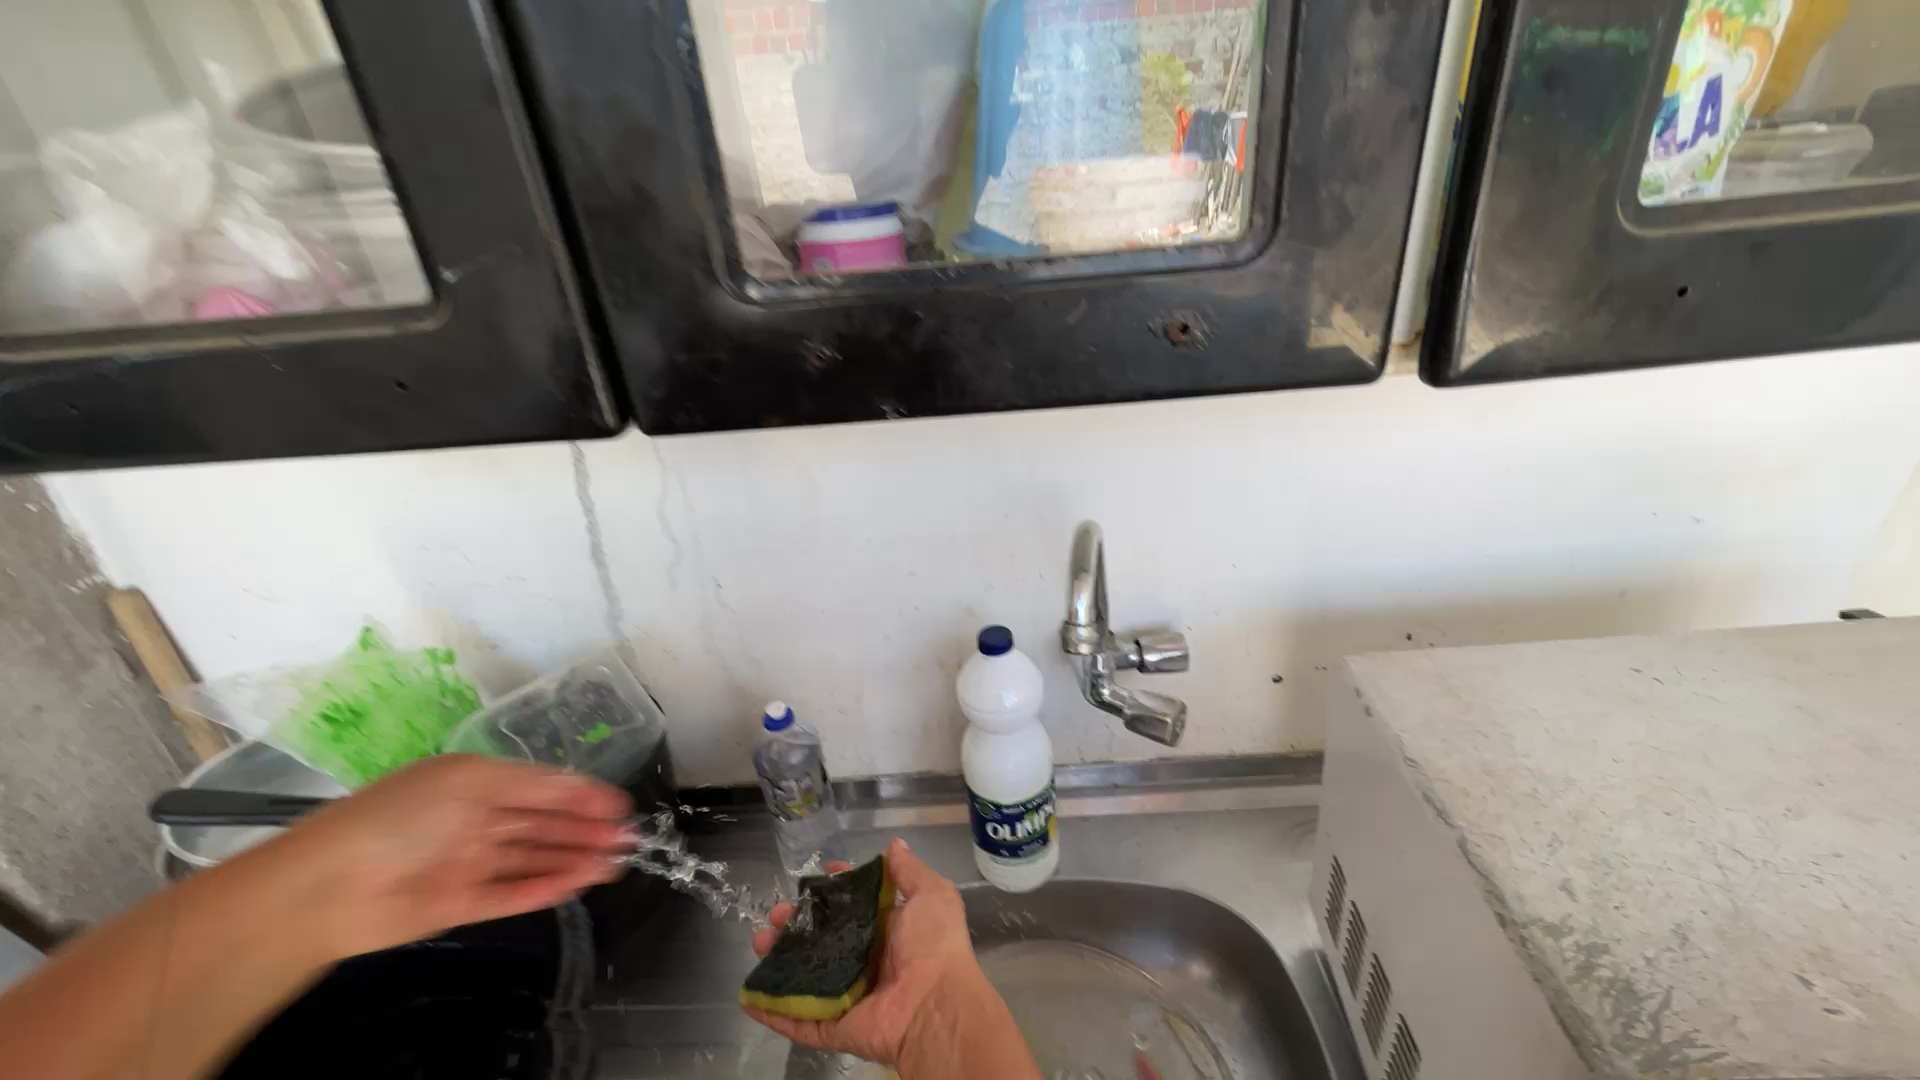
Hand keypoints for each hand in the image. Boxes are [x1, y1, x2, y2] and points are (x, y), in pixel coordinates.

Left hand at [260, 755, 632, 959]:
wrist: (327, 887)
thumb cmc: (403, 817)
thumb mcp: (472, 780)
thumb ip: (531, 785)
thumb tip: (579, 788)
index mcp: (476, 784)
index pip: (542, 787)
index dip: (582, 794)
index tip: (619, 804)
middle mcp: (476, 821)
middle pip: (543, 824)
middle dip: (586, 828)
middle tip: (629, 837)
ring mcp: (470, 863)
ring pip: (535, 859)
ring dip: (575, 858)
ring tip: (615, 862)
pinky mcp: (462, 904)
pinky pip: (514, 893)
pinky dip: (547, 888)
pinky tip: (580, 882)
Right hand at [744, 838, 986, 1066]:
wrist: (936, 1007)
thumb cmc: (933, 945)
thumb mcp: (931, 894)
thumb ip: (909, 871)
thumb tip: (895, 844)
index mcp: (888, 931)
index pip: (853, 907)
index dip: (833, 892)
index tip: (816, 877)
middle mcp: (866, 962)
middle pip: (821, 940)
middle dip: (795, 925)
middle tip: (774, 913)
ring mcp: (847, 996)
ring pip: (804, 976)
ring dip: (778, 961)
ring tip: (758, 942)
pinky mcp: (833, 1026)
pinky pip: (798, 1020)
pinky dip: (772, 1010)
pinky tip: (748, 995)